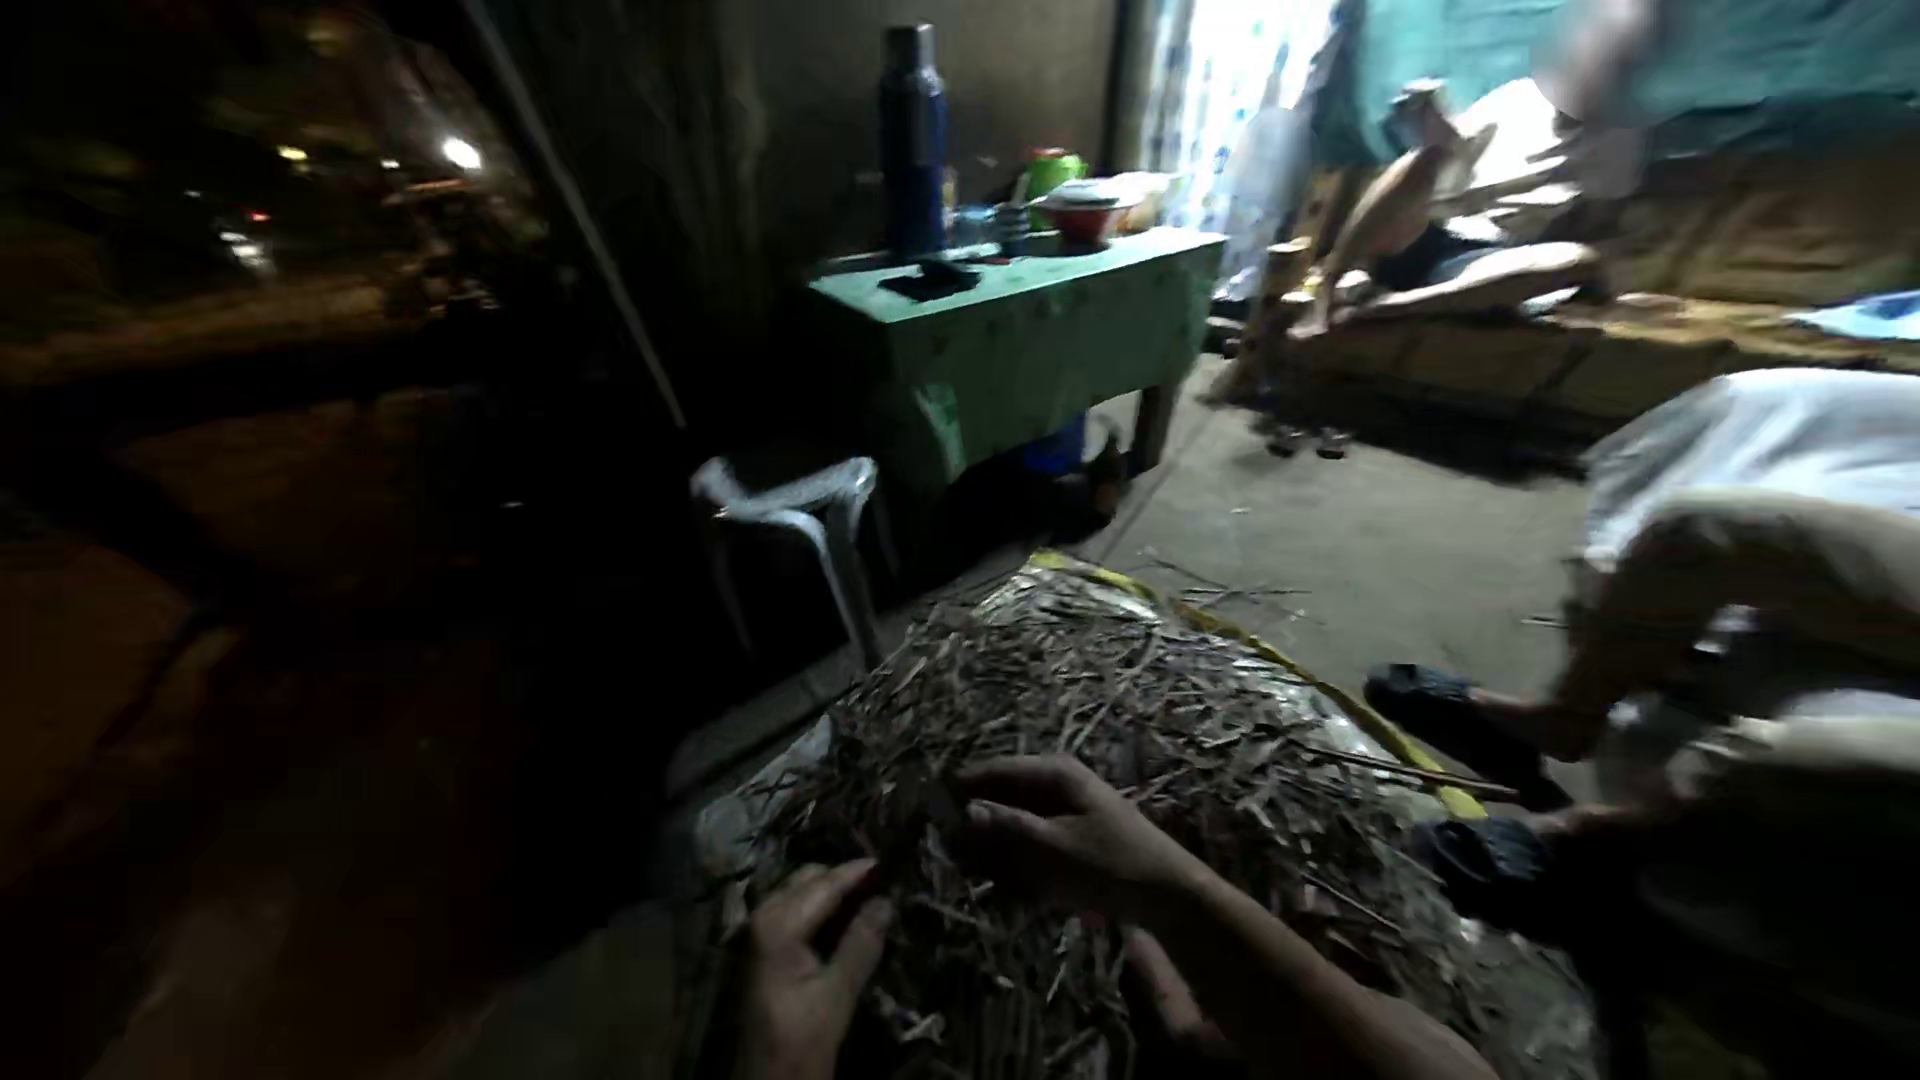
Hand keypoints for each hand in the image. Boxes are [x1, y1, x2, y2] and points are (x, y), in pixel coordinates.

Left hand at [737, 859, 893, 1079]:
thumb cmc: (797, 1047)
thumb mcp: (837, 998)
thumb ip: (861, 943)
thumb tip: (886, 900)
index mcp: (778, 925)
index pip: (826, 884)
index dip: (859, 871)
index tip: (891, 861)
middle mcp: (762, 915)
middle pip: (811, 878)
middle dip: (845, 878)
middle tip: (882, 885)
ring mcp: (757, 929)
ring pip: (801, 889)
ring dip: (832, 890)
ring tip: (869, 897)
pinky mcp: (760, 945)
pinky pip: (793, 906)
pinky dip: (819, 905)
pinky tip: (844, 918)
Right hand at [954, 755, 1208, 921]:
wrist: (1168, 893)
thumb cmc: (1110, 865)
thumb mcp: (1053, 848)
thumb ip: (1007, 828)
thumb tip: (963, 811)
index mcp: (1052, 772)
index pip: (993, 770)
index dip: (960, 789)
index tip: (930, 814)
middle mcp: (1055, 780)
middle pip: (1000, 795)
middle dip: (979, 827)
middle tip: (960, 860)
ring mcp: (1063, 805)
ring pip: (1012, 819)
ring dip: (998, 849)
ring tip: (992, 881)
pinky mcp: (1069, 830)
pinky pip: (1030, 838)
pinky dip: (1019, 860)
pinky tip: (1018, 890)